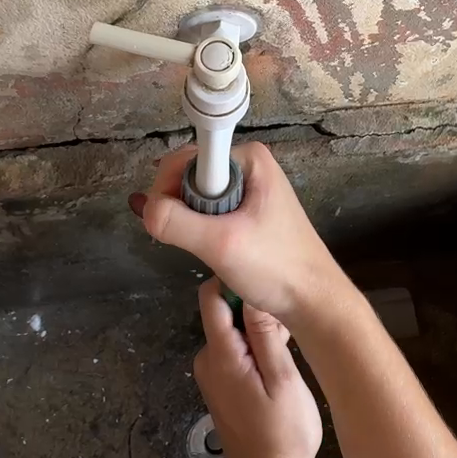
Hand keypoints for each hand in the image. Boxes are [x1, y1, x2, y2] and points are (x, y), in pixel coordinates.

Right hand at [130, 143, 345, 323]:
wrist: (312, 300)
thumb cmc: (276, 268)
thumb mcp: (221, 244)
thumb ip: (177, 223)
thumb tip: (144, 208)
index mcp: (249, 158)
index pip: (189, 157)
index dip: (169, 185)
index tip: (163, 218)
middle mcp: (248, 165)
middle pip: (189, 175)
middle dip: (177, 206)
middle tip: (184, 240)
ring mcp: (248, 188)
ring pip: (196, 196)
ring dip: (187, 221)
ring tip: (198, 247)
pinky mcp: (246, 211)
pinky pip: (207, 210)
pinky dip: (197, 228)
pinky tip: (199, 246)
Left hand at [193, 278, 322, 457]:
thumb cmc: (283, 433)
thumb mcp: (283, 380)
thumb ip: (266, 334)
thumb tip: (252, 290)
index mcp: (220, 355)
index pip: (211, 296)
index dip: (234, 281)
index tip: (264, 283)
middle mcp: (207, 359)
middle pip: (223, 310)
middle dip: (253, 308)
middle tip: (286, 322)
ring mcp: (212, 373)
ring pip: (231, 329)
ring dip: (257, 329)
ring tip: (287, 343)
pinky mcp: (220, 383)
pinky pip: (233, 348)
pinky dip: (253, 346)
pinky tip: (278, 360)